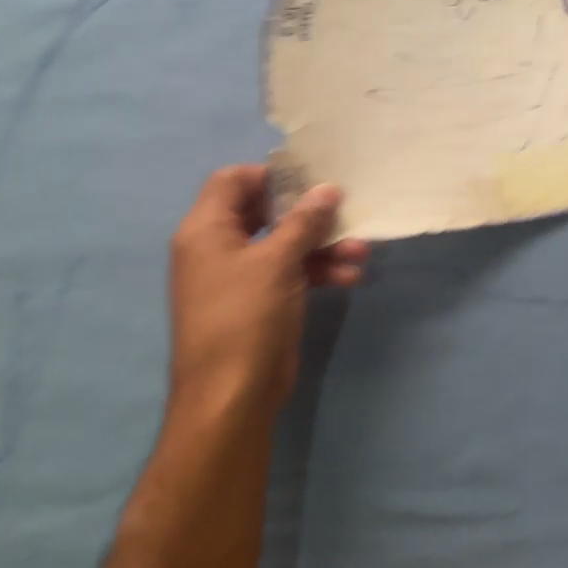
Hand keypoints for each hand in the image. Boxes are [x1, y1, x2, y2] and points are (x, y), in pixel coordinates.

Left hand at [167, 166, 369, 418]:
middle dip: (310, 213)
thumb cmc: (245, 316)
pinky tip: (350, 276)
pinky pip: (293, 272)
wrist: (232, 391)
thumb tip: (327, 189)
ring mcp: (241, 275)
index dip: (272, 175)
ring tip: (361, 252)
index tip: (314, 180)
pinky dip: (320, 269)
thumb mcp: (277, 261)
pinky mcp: (262, 300)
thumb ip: (304, 221)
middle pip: (266, 212)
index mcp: (206, 230)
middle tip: (345, 211)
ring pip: (287, 244)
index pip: (233, 181)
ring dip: (324, 245)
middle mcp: (219, 247)